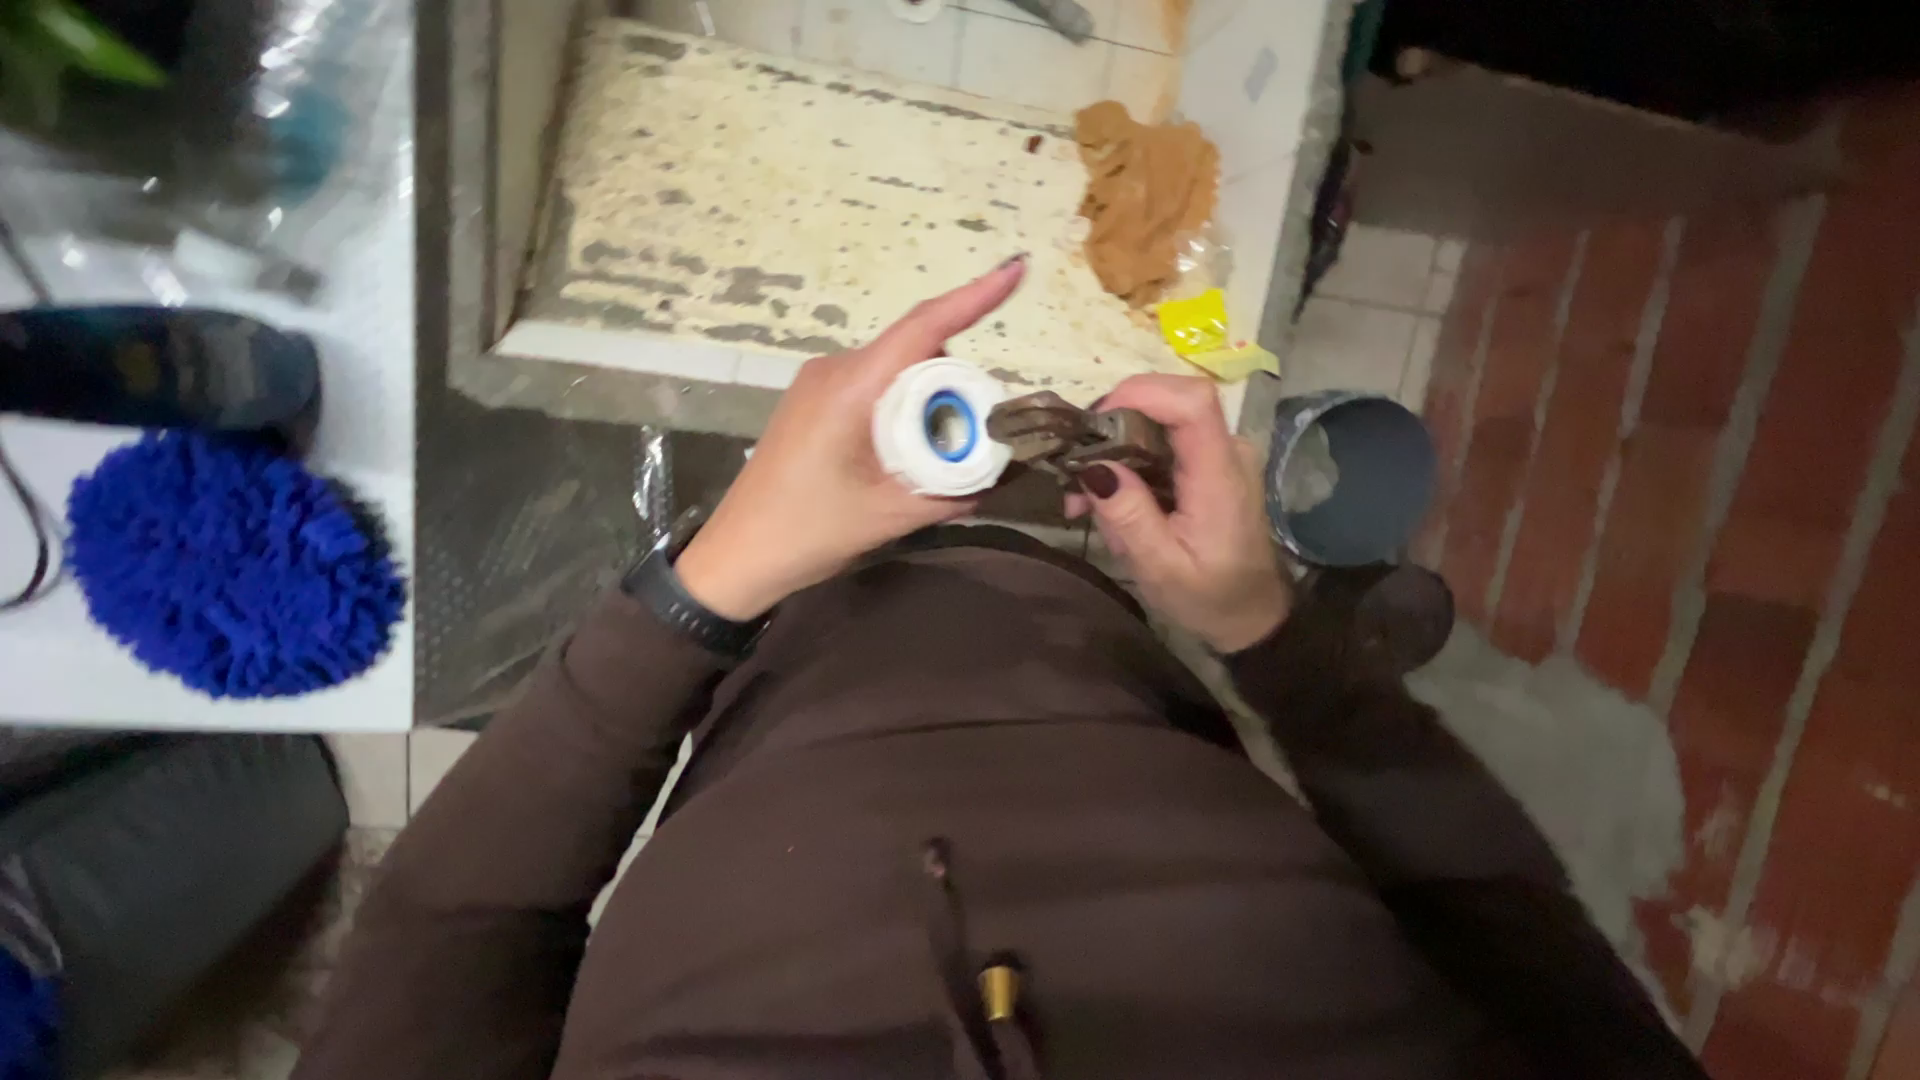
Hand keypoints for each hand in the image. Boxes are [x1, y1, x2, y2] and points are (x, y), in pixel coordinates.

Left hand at [673, 255, 1028, 618]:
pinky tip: (900, 452)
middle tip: (970, 436)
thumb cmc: (810, 531)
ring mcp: (818, 383)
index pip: (923, 328)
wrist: (741, 556)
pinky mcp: (812, 401)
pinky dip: (900, 407)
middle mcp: (834, 370)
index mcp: (852, 387)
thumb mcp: (891, 515)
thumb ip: (953, 492)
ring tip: (929, 455)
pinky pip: (872, 386)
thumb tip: (1002, 475)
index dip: (974, 297)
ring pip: (894, 369)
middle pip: (914, 350)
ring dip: (925, 398)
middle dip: (953, 382)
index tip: (1016, 270)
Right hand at [1067, 374, 1290, 651]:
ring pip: (1157, 424)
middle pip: (1168, 404)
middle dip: (1112, 430)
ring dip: (1113, 453)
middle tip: (1076, 476)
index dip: (1141, 393)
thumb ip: (1129, 517)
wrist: (1249, 615)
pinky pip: (1160, 445)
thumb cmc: (1209, 598)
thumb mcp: (1160, 568)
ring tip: (1086, 503)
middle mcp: (1226, 451)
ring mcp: (1218, 455)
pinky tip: (1110, 504)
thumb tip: (1093, 468)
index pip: (1192, 402)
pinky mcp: (1206, 465)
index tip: (1094, 423)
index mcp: (1220, 475)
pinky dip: (1127, 466)